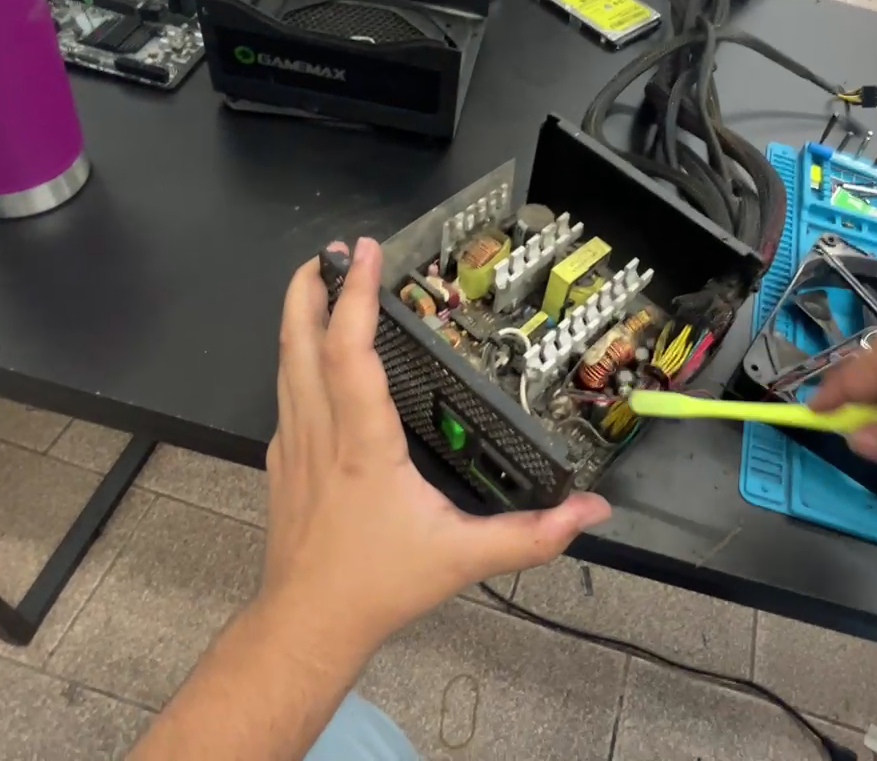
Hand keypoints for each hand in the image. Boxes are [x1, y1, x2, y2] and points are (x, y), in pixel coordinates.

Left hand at [259, 237, 610, 656]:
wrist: (305, 626)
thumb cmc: (379, 585)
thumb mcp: (464, 558)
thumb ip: (533, 535)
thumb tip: (592, 510)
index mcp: (363, 443)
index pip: (349, 353)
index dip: (353, 296)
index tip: (363, 253)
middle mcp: (321, 432)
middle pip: (300, 343)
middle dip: (310, 288)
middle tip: (331, 250)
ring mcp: (294, 443)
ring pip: (286, 363)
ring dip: (298, 314)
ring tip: (314, 278)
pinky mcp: (284, 458)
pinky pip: (286, 390)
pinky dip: (296, 354)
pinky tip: (311, 350)